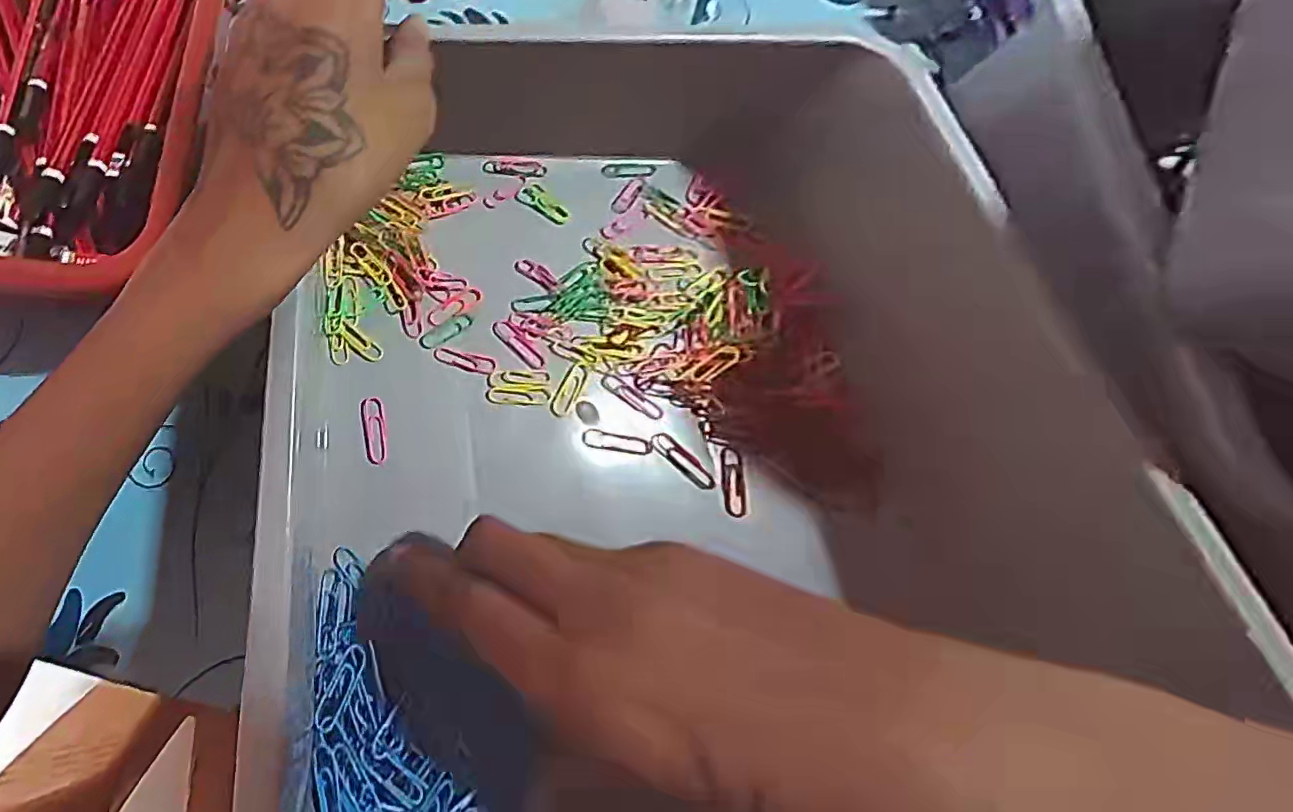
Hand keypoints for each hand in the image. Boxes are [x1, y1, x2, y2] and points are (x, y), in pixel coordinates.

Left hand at [161, 0, 435, 318]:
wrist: (259, 204)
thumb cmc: (348, 152)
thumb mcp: (412, 108)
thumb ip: (418, 56)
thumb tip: (408, 31)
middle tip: (381, 5)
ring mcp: (251, 9)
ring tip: (348, 40)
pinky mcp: (228, 46)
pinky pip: (270, 9)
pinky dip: (297, 17)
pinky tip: (310, 68)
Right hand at [382, 518, 1292, 811]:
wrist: (945, 740)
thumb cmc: (796, 797)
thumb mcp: (667, 806)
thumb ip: (582, 782)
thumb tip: (531, 770)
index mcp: (585, 673)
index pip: (468, 604)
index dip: (417, 584)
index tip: (385, 574)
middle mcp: (600, 600)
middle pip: (492, 544)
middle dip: (458, 563)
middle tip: (455, 606)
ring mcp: (648, 567)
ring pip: (545, 544)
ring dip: (522, 575)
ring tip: (545, 633)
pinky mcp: (690, 559)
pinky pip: (600, 555)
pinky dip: (580, 582)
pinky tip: (631, 637)